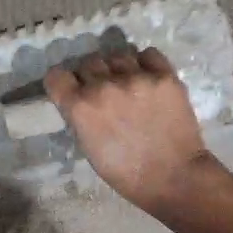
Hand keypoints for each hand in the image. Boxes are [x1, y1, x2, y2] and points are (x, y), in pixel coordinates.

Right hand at [44, 47, 224, 211]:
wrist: (175, 178)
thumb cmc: (127, 173)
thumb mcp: (89, 147)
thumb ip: (80, 116)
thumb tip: (80, 98)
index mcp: (80, 107)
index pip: (56, 75)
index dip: (63, 82)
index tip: (71, 88)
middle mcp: (103, 86)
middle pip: (89, 62)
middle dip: (93, 75)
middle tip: (105, 90)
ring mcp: (135, 78)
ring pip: (117, 56)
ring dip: (119, 68)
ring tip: (130, 83)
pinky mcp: (163, 76)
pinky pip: (148, 54)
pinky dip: (146, 64)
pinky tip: (149, 78)